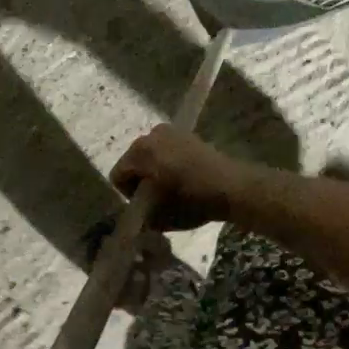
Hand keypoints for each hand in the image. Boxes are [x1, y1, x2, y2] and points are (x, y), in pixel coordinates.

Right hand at [110, 125, 253, 230]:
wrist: (231, 186)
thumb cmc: (192, 201)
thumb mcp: (161, 218)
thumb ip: (141, 217)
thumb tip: (137, 216)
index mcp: (140, 152)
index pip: (118, 175)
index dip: (128, 194)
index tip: (146, 206)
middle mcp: (150, 135)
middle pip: (132, 161)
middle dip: (140, 179)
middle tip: (157, 198)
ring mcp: (169, 130)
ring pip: (149, 154)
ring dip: (154, 169)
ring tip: (171, 187)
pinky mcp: (185, 133)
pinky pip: (165, 148)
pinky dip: (167, 161)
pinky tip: (182, 176)